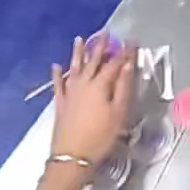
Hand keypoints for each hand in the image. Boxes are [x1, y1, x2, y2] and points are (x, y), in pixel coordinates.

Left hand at [49, 33, 136, 163]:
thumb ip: (123, 87)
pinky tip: (56, 66)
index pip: (115, 63)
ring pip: (75, 67)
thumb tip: (127, 65)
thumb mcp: (119, 112)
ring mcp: (70, 92)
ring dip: (78, 53)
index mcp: (101, 85)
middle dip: (101, 46)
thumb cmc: (101, 136)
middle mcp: (84, 83)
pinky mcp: (61, 103)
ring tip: (79, 39)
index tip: (132, 41)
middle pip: (94, 61)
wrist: (72, 157)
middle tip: (106, 32)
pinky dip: (58, 74)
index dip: (125, 52)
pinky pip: (58, 84)